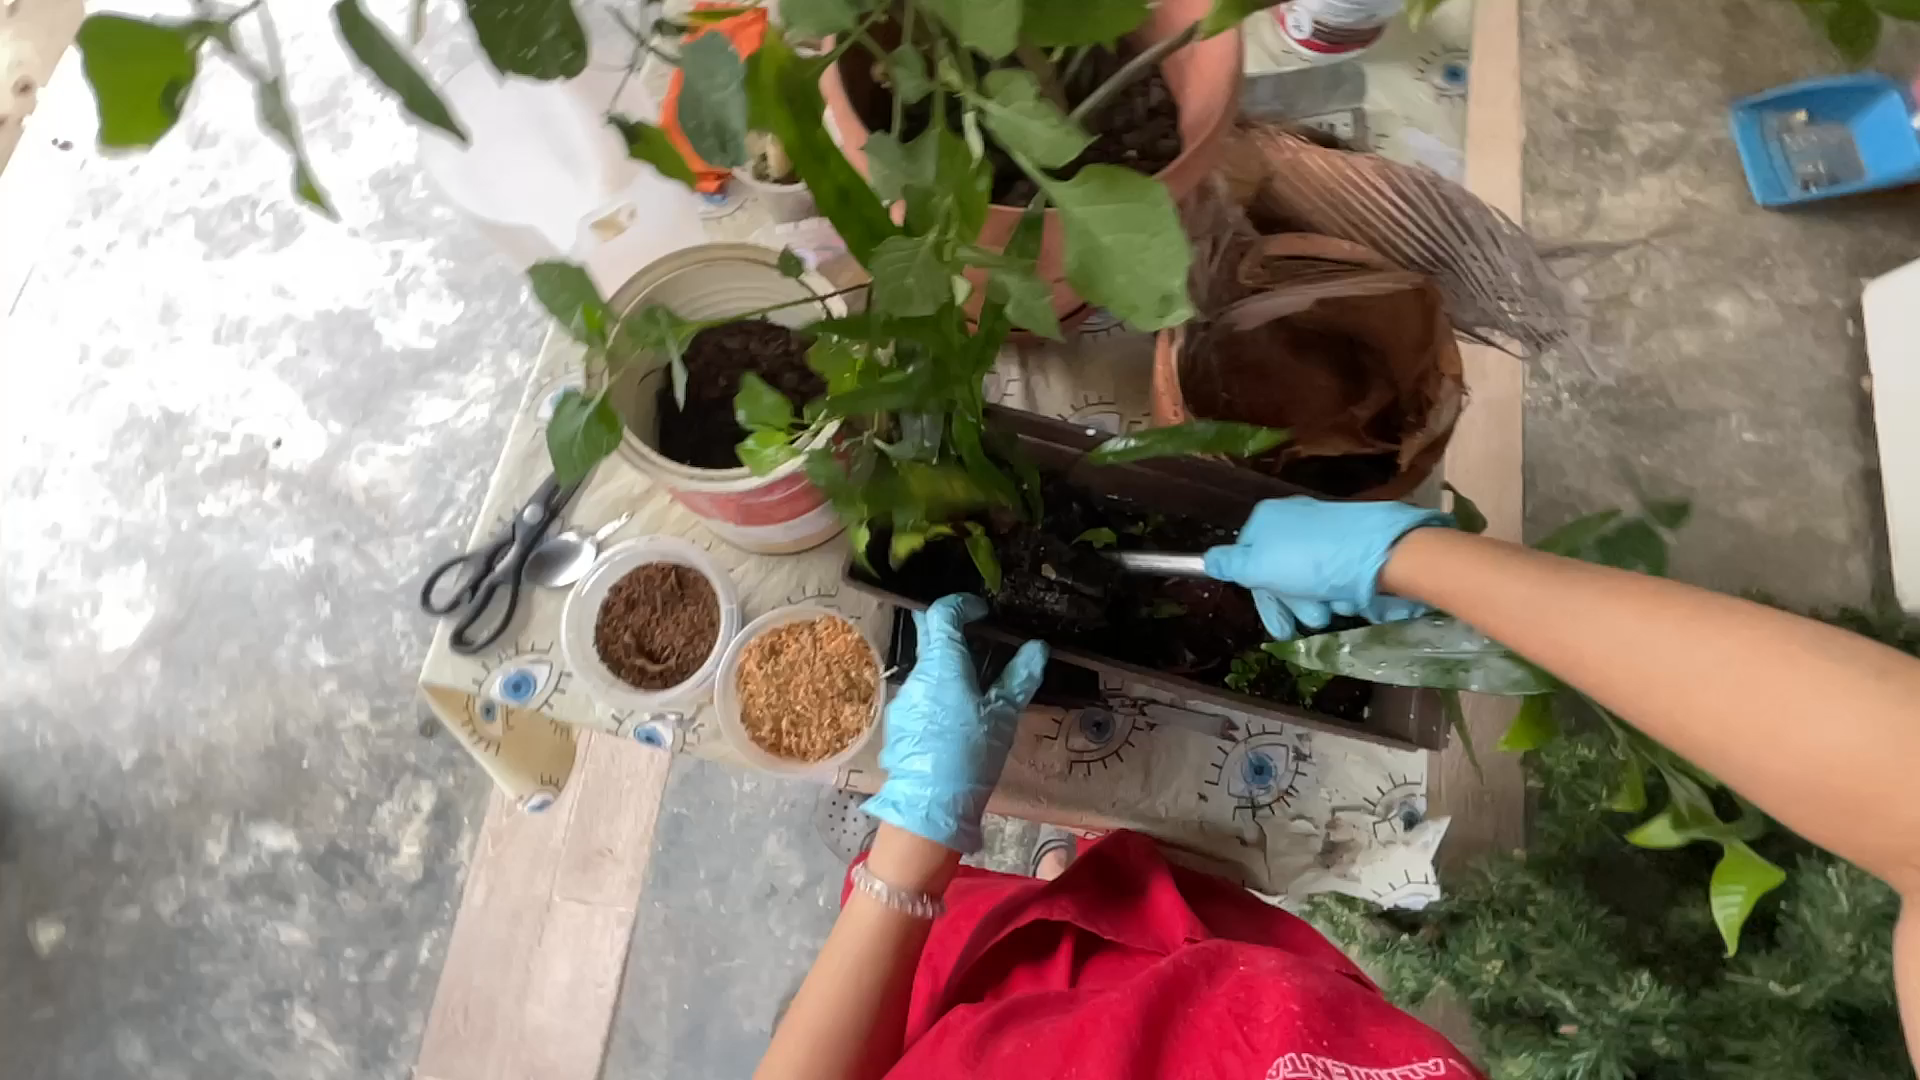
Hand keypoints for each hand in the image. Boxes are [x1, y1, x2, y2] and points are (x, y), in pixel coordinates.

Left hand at [861, 594, 1046, 853]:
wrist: (929, 809)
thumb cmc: (970, 755)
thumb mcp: (1003, 716)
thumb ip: (1020, 677)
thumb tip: (1039, 647)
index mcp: (942, 665)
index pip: (941, 613)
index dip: (961, 604)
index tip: (981, 610)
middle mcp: (917, 675)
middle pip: (928, 635)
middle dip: (951, 628)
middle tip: (978, 636)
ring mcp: (904, 699)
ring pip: (926, 667)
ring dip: (948, 664)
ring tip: (977, 683)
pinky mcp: (900, 722)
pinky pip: (921, 693)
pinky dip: (940, 690)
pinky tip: (958, 715)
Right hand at [1203, 496, 1451, 638]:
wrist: (1383, 555)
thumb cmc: (1311, 562)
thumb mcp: (1257, 566)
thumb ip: (1228, 565)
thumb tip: (1207, 560)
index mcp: (1267, 520)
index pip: (1246, 558)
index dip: (1258, 592)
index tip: (1273, 623)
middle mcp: (1293, 521)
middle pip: (1277, 572)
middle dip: (1289, 604)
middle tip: (1298, 628)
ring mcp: (1324, 532)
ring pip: (1306, 578)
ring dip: (1313, 603)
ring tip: (1328, 610)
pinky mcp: (1351, 545)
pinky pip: (1332, 573)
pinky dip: (1336, 591)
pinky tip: (1344, 599)